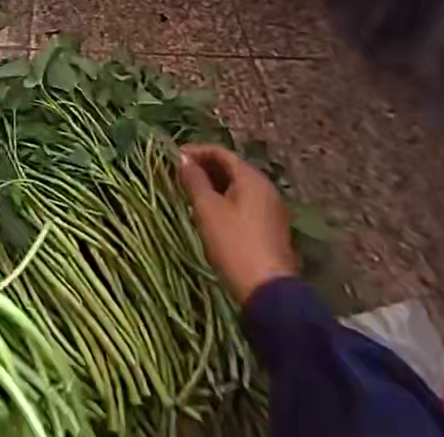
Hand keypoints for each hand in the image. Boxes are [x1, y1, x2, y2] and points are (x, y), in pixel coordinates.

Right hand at [178, 145, 298, 302]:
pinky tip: (209, 213)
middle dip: (203, 168)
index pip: (220, 152)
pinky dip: (225, 200)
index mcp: (252, 178)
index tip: (172, 158)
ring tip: (189, 193)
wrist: (268, 291)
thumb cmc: (233, 242)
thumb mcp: (207, 208)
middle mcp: (266, 188)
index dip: (195, 151)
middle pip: (230, 168)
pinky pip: (244, 203)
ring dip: (213, 185)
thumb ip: (194, 179)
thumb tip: (182, 158)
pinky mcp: (271, 228)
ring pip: (237, 187)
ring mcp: (271, 209)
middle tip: (178, 175)